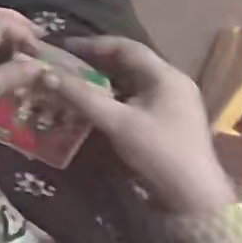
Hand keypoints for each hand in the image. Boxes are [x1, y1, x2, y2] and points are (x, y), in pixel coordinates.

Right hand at [39, 36, 238, 214]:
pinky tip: (94, 105)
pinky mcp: (169, 120)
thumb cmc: (158, 152)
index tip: (63, 48)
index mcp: (165, 75)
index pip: (125, 47)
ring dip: (102, 81)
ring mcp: (173, 102)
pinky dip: (113, 97)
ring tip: (74, 84)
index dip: (92, 44)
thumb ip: (81, 97)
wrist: (194, 198)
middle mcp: (171, 82)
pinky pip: (136, 98)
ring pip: (131, 82)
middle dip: (95, 62)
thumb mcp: (116, 123)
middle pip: (128, 63)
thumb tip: (46, 75)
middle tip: (65, 65)